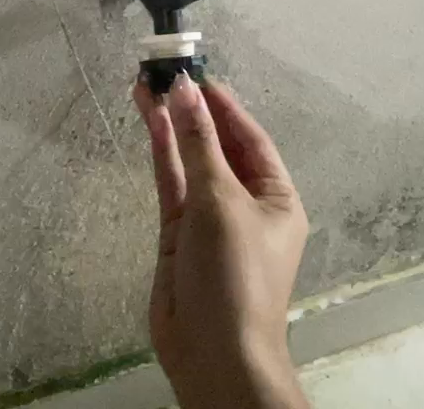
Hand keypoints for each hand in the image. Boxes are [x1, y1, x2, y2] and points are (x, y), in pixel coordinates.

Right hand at [134, 78, 311, 408]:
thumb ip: (199, 142)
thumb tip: (186, 89)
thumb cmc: (235, 271)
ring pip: (190, 158)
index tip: (197, 74)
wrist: (213, 352)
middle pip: (217, 144)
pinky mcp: (179, 230)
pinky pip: (172, 180)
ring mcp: (209, 215)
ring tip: (147, 85)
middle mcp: (245, 201)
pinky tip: (148, 118)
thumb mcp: (221, 199)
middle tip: (166, 72)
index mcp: (275, 196)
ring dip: (172, 124)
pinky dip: (161, 150)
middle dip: (194, 109)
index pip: (250, 137)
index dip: (223, 104)